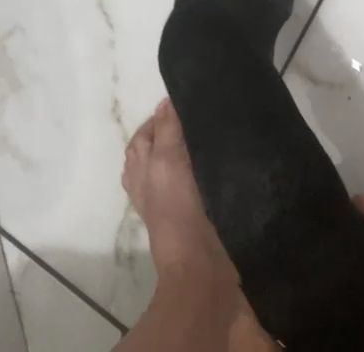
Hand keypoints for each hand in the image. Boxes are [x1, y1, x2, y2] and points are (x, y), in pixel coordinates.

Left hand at [123, 99, 233, 291]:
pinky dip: (205, 165)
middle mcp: (154, 183)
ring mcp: (175, 199)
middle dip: (176, 129)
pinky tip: (221, 159)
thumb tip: (166, 101)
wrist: (201, 265)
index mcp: (142, 170)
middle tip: (204, 113)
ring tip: (213, 132)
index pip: (148, 132)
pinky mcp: (197, 210)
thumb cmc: (179, 210)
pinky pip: (198, 179)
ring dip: (191, 147)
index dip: (164, 115)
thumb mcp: (168, 162)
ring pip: (178, 163)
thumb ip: (168, 130)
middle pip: (160, 146)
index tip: (190, 99)